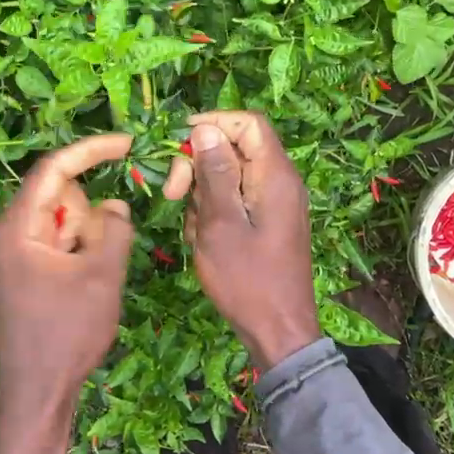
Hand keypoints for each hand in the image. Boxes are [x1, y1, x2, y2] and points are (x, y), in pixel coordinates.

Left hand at [0, 133, 135, 453]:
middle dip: (91, 215)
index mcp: (17, 225)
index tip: (128, 143)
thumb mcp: (101, 276)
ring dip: (88, 237)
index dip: (92, 150)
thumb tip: (115, 204)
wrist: (37, 391)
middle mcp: (9, 231)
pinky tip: (83, 287)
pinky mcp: (26, 269)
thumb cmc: (66, 333)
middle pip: (61, 195)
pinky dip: (80, 252)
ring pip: (65, 219)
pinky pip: (60, 241)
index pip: (54, 168)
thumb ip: (114, 229)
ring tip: (89, 281)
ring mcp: (16, 251)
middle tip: (100, 257)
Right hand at [164, 112, 319, 369]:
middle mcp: (280, 182)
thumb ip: (214, 173)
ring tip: (195, 231)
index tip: (178, 142)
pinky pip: (234, 202)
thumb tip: (205, 129)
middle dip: (199, 166)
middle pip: (234, 149)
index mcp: (275, 175)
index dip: (213, 123)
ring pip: (229, 177)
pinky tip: (203, 242)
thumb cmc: (247, 279)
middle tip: (173, 195)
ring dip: (202, 196)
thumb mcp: (221, 223)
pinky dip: (213, 214)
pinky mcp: (266, 222)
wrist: (277, 331)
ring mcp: (274, 203)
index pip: (248, 123)